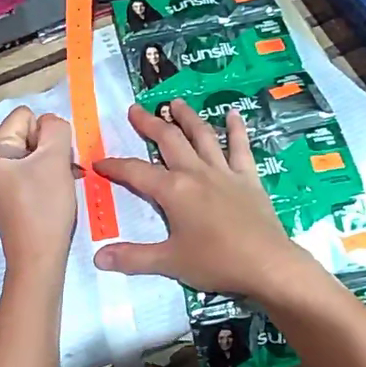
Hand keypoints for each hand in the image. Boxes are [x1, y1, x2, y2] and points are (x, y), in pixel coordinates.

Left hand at [0, 107, 76, 270]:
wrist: (39, 258)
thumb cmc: (44, 207)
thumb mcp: (55, 159)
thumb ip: (56, 129)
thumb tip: (51, 124)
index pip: (23, 117)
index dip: (44, 133)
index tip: (51, 160)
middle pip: (26, 135)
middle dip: (48, 150)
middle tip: (57, 174)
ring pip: (32, 155)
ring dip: (50, 165)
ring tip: (57, 186)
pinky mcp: (9, 198)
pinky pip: (30, 174)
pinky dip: (46, 179)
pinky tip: (54, 195)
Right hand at [92, 100, 312, 298]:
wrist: (266, 263)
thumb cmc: (215, 262)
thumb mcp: (169, 262)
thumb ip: (133, 257)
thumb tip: (99, 258)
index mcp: (173, 191)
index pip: (136, 172)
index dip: (115, 166)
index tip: (100, 161)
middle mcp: (196, 173)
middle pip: (169, 141)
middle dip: (149, 124)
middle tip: (135, 110)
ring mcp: (224, 172)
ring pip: (202, 136)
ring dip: (187, 117)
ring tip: (175, 103)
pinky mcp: (248, 178)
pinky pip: (241, 147)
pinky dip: (237, 129)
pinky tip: (233, 114)